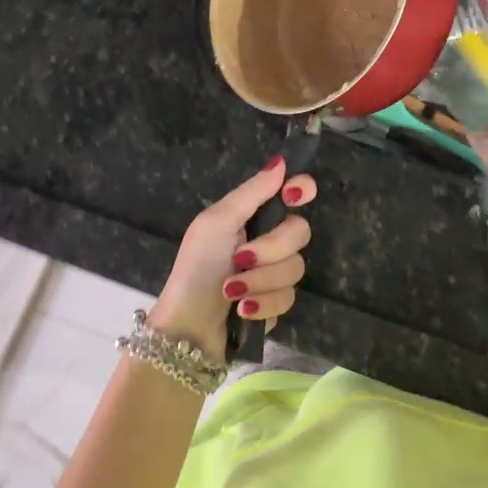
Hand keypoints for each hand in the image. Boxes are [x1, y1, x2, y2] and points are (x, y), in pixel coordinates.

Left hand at [148, 157, 316, 361]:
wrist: (185, 327)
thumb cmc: (196, 267)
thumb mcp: (217, 222)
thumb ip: (252, 192)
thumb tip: (281, 160)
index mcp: (255, 215)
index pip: (294, 190)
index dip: (302, 188)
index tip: (292, 196)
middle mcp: (269, 239)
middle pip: (300, 231)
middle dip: (271, 249)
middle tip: (241, 259)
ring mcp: (275, 273)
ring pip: (296, 268)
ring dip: (261, 281)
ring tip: (231, 292)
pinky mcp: (276, 303)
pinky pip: (289, 298)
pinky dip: (262, 304)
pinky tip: (242, 311)